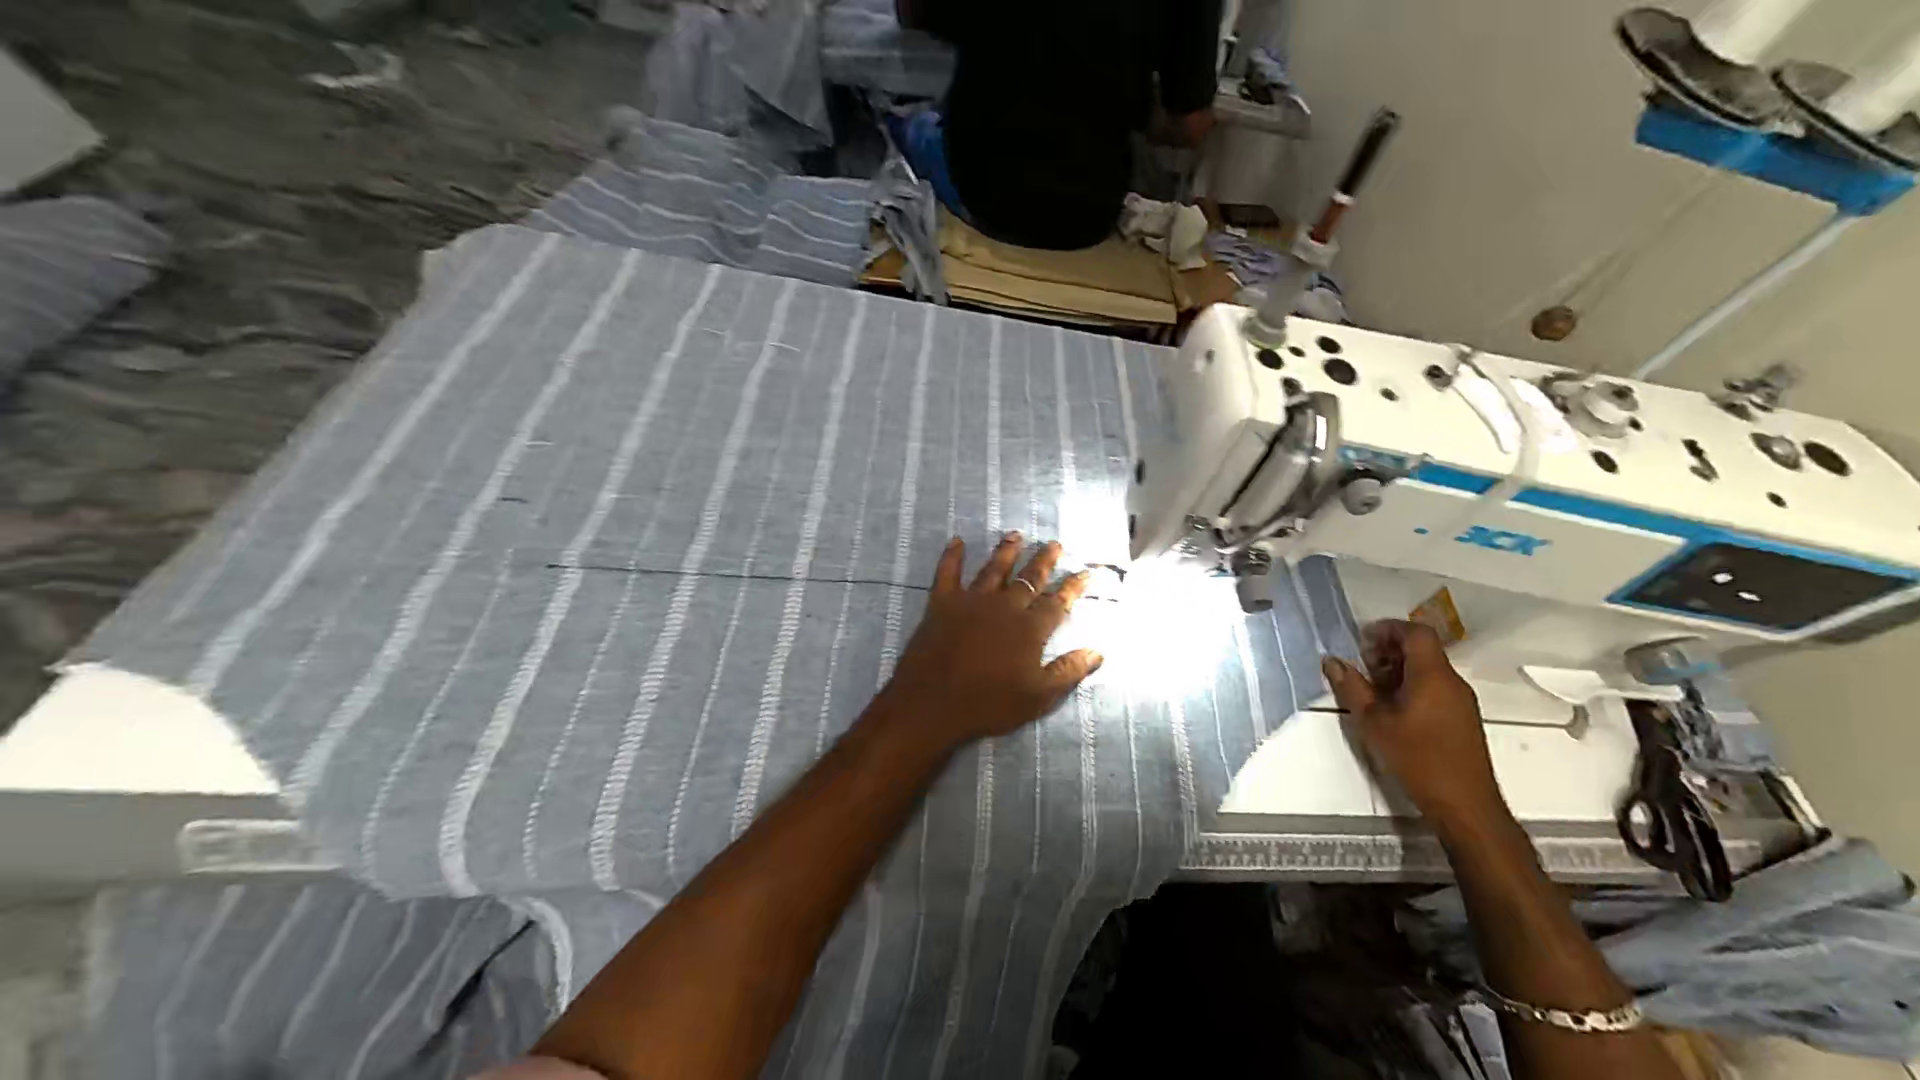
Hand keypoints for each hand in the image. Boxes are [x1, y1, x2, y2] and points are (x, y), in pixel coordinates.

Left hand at [880, 533, 1101, 746]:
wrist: (933, 702)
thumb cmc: (988, 703)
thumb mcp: (1038, 697)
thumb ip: (1069, 672)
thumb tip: (1098, 652)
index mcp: (1029, 628)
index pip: (1058, 603)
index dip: (1074, 587)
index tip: (1087, 571)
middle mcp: (1004, 606)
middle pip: (1029, 578)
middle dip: (1044, 560)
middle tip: (1055, 544)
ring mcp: (972, 601)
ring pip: (994, 569)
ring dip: (1006, 551)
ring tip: (1016, 535)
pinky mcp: (942, 603)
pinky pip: (948, 572)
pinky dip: (952, 556)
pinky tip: (956, 541)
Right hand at [1322, 620, 1506, 827]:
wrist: (1464, 804)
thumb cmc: (1417, 758)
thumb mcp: (1373, 722)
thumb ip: (1351, 687)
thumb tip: (1331, 661)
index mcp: (1432, 676)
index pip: (1416, 632)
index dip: (1388, 628)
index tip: (1361, 640)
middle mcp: (1452, 682)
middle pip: (1422, 649)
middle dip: (1388, 649)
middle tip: (1361, 665)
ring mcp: (1460, 700)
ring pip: (1427, 669)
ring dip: (1397, 669)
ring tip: (1370, 688)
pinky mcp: (1461, 718)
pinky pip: (1434, 687)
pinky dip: (1410, 685)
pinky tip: (1390, 708)